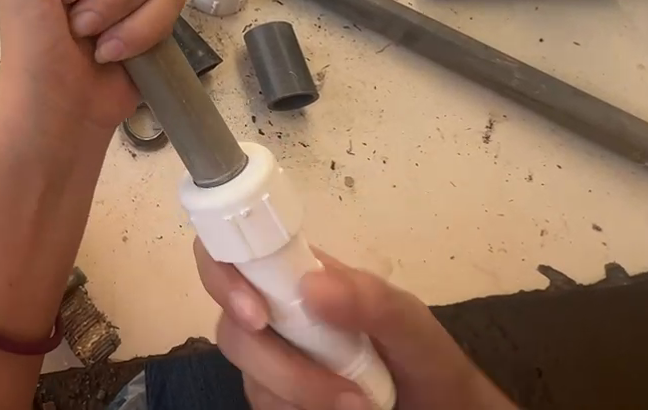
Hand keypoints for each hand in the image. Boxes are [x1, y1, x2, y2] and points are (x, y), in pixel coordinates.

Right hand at [195, 242, 517, 409]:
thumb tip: (308, 286)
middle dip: (278, 366)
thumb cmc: (428, 362)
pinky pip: (266, 407)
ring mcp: (271, 363)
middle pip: (231, 328)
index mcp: (290, 275)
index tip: (254, 315)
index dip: (220, 274)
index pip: (228, 252)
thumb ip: (370, 299)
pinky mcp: (278, 401)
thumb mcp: (412, 323)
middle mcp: (270, 314)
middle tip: (343, 395)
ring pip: (249, 377)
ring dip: (301, 398)